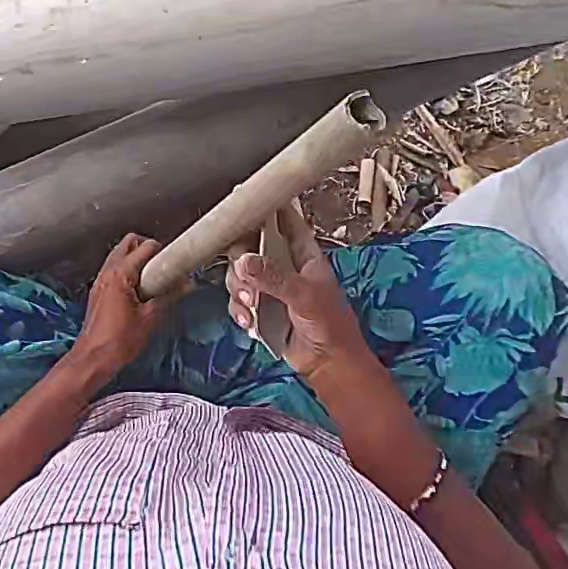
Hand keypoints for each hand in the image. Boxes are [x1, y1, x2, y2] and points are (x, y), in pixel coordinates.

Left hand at [73, 233, 178, 372]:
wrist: (92, 359)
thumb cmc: (120, 340)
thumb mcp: (150, 317)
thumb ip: (169, 295)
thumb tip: (187, 284)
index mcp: (120, 274)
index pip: (145, 247)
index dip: (162, 251)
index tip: (174, 262)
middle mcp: (107, 272)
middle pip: (128, 243)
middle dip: (146, 248)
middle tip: (162, 266)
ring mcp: (100, 281)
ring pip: (119, 255)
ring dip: (135, 259)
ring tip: (152, 278)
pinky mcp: (97, 292)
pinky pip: (113, 269)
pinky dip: (126, 270)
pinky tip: (137, 289)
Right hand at [227, 203, 370, 377]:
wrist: (328, 364)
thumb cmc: (329, 324)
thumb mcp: (304, 296)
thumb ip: (274, 277)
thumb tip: (243, 261)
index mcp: (303, 254)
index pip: (286, 222)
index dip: (269, 211)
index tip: (246, 204)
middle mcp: (284, 266)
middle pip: (251, 247)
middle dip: (242, 261)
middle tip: (243, 277)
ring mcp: (270, 288)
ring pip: (240, 274)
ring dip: (239, 289)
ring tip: (250, 306)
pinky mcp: (259, 309)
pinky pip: (238, 300)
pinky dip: (239, 309)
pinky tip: (249, 322)